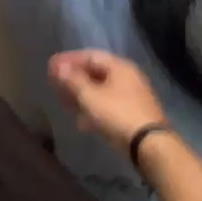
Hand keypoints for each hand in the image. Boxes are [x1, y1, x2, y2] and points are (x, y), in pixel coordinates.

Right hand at [49, 50, 168, 155]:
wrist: (150, 144)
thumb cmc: (117, 114)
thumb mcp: (89, 96)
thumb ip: (72, 80)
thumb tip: (59, 67)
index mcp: (119, 66)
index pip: (89, 55)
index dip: (68, 60)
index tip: (50, 67)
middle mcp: (127, 77)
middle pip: (95, 72)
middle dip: (73, 78)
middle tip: (55, 85)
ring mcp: (132, 96)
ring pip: (101, 89)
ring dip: (81, 95)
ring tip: (65, 103)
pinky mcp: (133, 113)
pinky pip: (108, 104)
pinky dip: (93, 108)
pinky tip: (82, 121)